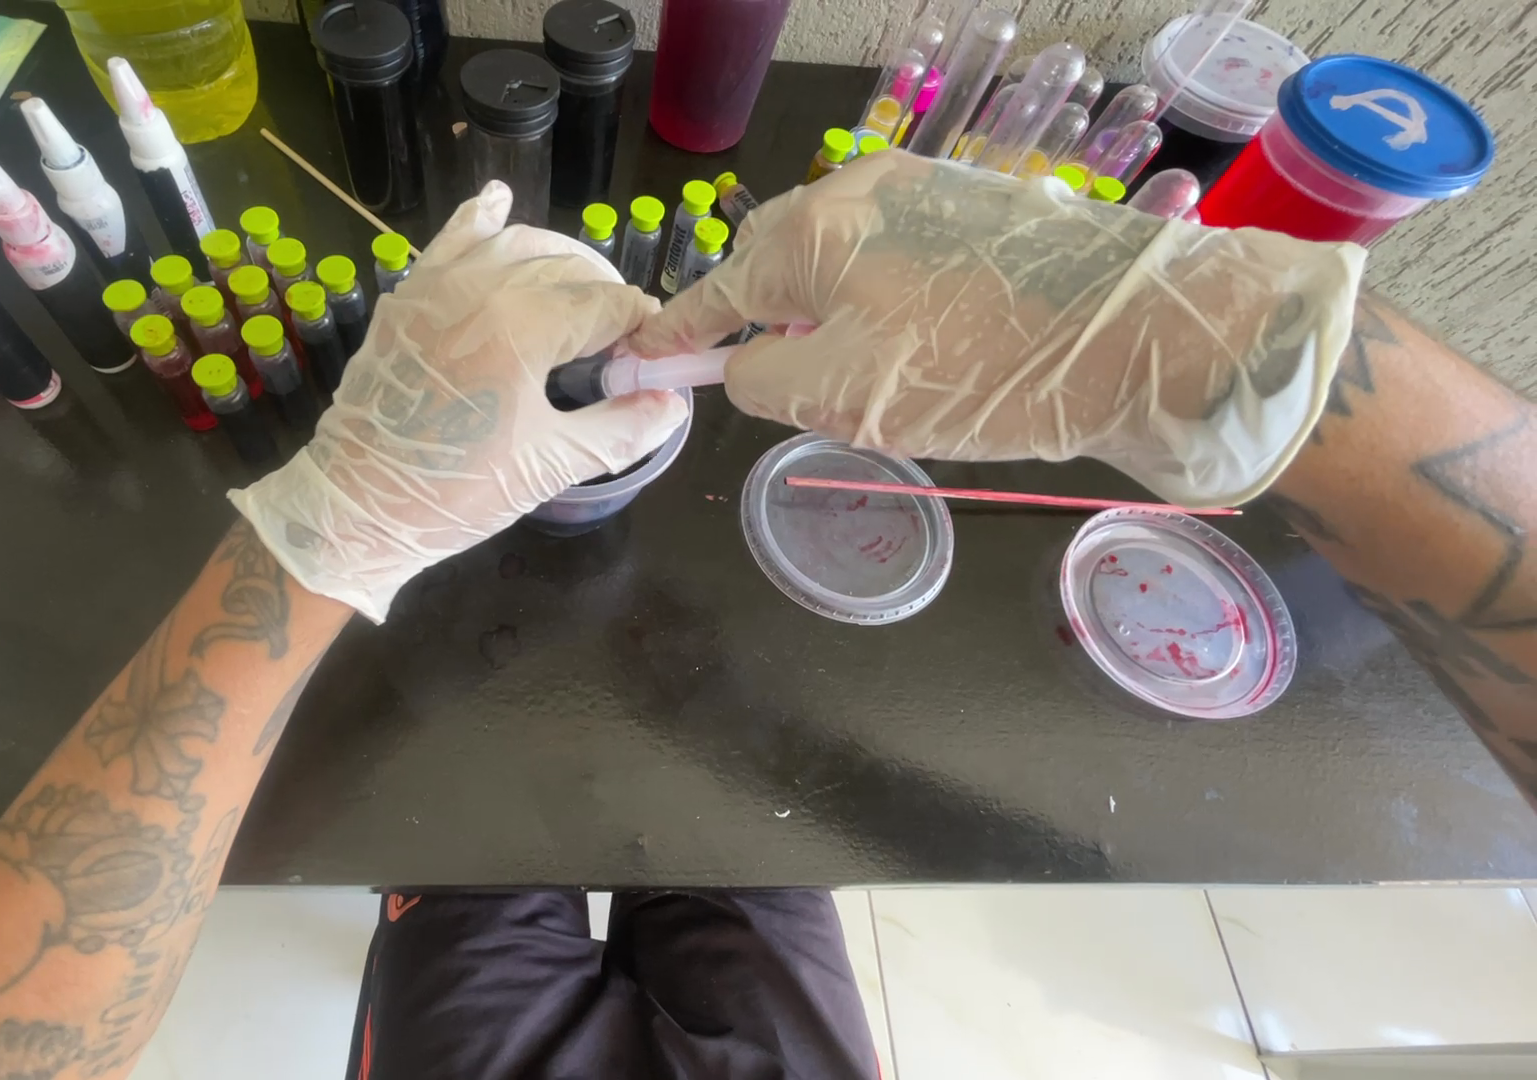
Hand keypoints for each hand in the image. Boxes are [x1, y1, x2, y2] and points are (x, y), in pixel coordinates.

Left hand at [230, 182, 688, 620]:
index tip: (651, 352)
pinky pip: (450, 240)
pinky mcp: (407, 297)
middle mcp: (482, 287)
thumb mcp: (550, 468)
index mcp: (524, 327)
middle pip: (568, 269)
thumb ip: (622, 429)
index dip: (639, 326)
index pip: (606, 305)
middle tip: (617, 342)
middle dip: (604, 298)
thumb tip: (672, 403)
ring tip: (578, 293)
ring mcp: (437, 285)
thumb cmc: (458, 493)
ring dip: (558, 262)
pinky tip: (500, 203)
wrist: (359, 507)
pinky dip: (482, 222)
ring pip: (516, 245)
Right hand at [629, 153, 1365, 506]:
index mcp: (813, 234)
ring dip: (817, 311)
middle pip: (769, 262)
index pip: (716, 291)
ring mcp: (916, 188)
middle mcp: (856, 191)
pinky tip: (908, 334)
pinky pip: (878, 251)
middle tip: (775, 374)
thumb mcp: (842, 398)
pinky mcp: (965, 205)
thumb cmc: (977, 372)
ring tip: (858, 363)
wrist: (1150, 337)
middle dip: (756, 318)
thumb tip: (745, 365)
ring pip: (827, 257)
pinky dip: (865, 296)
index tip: (641, 356)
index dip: (674, 332)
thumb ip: (759, 381)